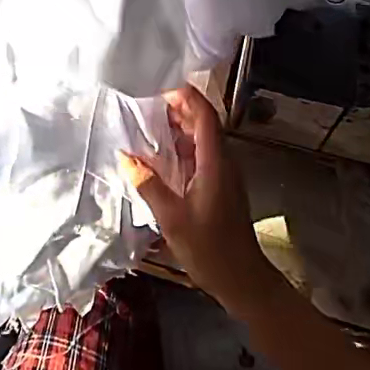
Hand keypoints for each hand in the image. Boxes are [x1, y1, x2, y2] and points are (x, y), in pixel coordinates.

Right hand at [121, 86, 288, 313]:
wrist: (242, 279)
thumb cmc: (209, 248)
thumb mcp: (172, 218)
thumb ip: (149, 185)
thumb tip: (126, 158)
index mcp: (215, 163)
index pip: (206, 116)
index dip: (187, 98)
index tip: (161, 91)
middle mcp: (223, 162)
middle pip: (205, 123)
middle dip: (179, 110)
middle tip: (147, 107)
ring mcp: (224, 174)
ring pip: (203, 140)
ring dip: (179, 129)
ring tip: (148, 127)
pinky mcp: (221, 187)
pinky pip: (202, 156)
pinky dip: (183, 149)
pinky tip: (161, 158)